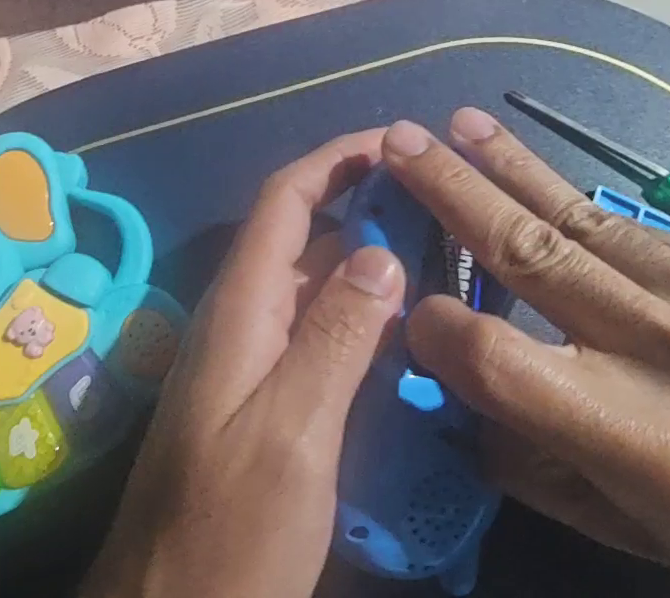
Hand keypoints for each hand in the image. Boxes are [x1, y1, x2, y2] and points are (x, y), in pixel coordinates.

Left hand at [81, 131, 406, 597]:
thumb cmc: (228, 528)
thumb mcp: (293, 432)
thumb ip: (335, 339)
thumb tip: (379, 251)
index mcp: (241, 307)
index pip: (286, 200)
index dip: (337, 159)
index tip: (399, 141)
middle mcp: (242, 317)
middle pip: (303, 234)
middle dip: (365, 203)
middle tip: (441, 201)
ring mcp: (252, 358)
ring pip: (315, 283)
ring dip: (369, 257)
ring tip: (441, 251)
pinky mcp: (265, 396)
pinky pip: (318, 331)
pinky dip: (362, 312)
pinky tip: (408, 328)